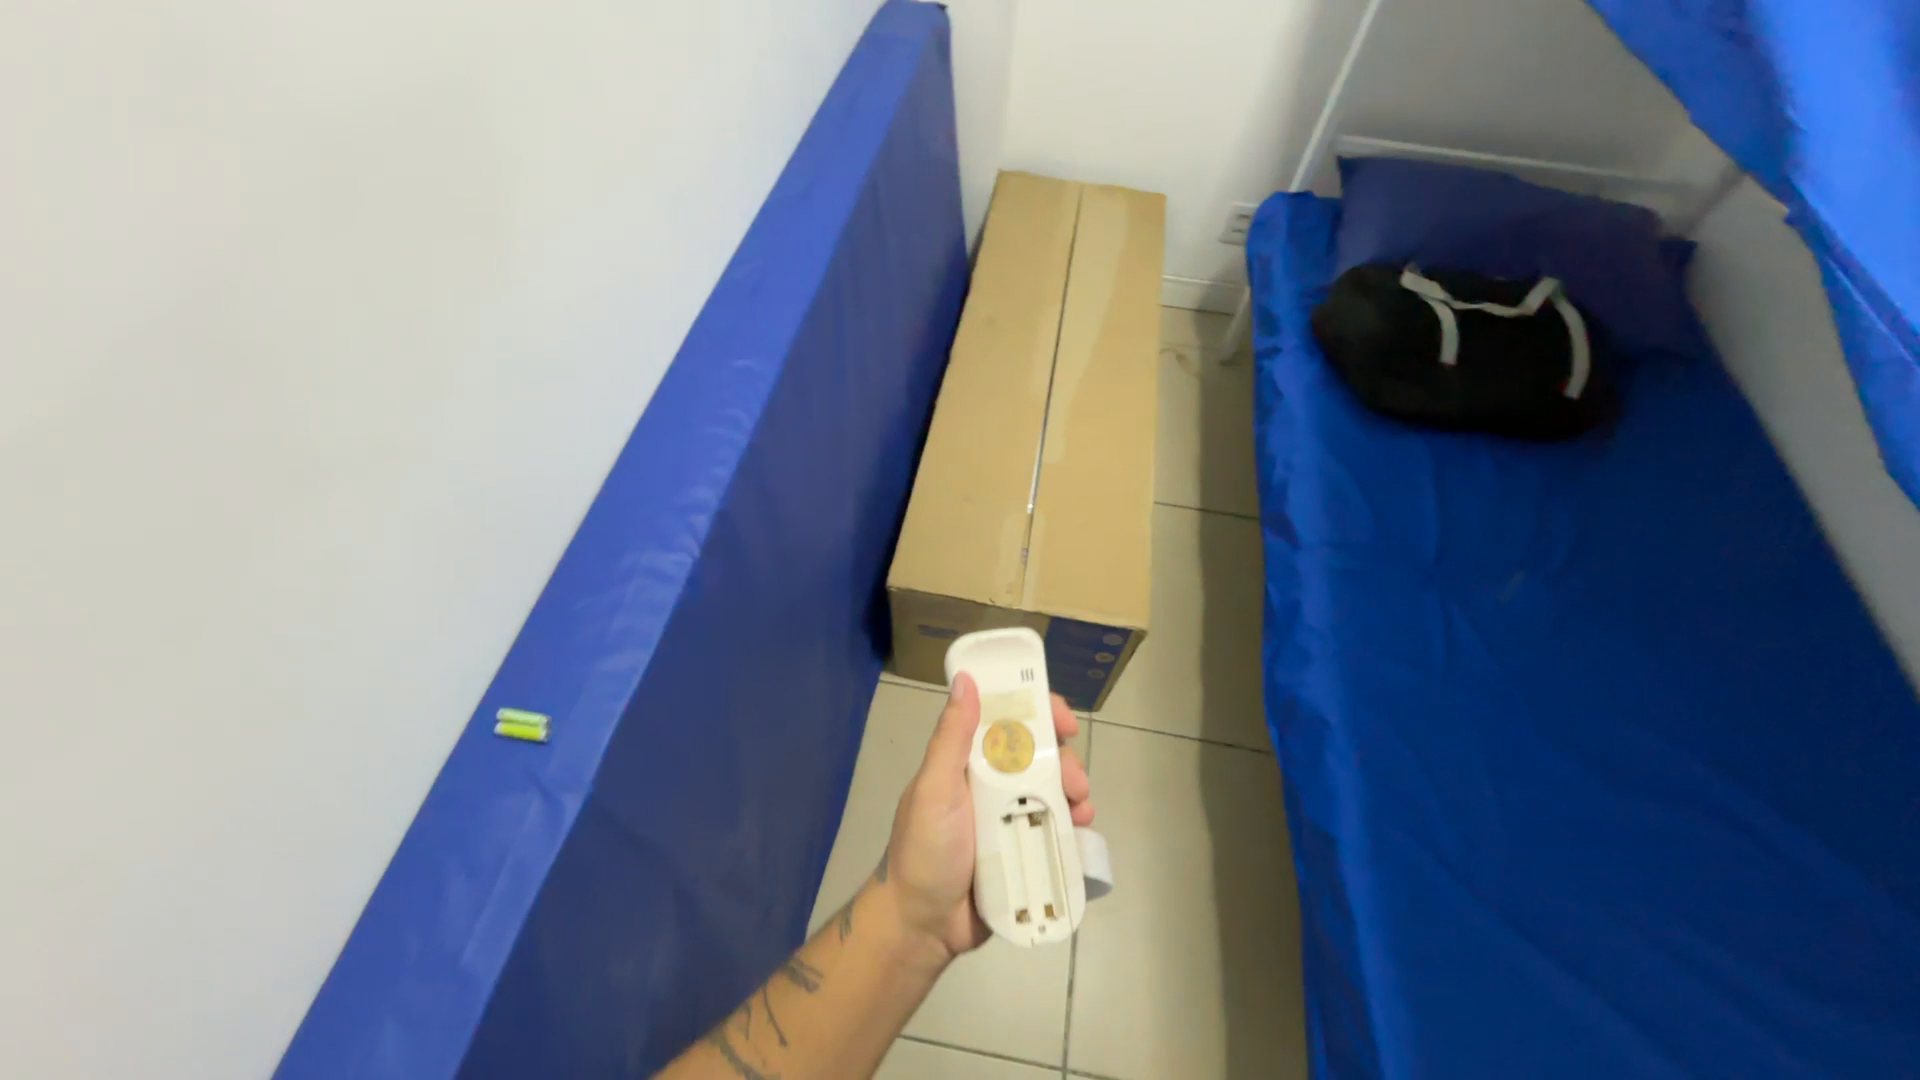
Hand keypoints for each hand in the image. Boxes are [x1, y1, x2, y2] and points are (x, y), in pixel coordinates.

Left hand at [879, 673, 1093, 961]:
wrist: (923, 925)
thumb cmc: (923, 850)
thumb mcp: (933, 788)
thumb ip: (952, 737)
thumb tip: (966, 680)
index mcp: (969, 762)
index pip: (1007, 720)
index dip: (1039, 712)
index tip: (1064, 718)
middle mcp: (992, 783)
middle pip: (1040, 755)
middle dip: (1065, 758)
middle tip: (1073, 779)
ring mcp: (1011, 817)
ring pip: (1054, 789)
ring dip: (1075, 789)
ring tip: (1081, 807)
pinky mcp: (1026, 850)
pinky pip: (1059, 828)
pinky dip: (1076, 823)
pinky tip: (1083, 828)